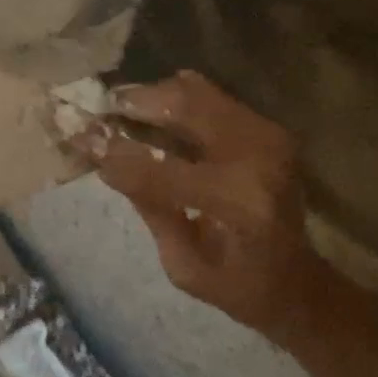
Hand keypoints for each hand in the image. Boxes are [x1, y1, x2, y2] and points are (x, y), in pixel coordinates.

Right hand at [72, 71, 333, 339]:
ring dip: (150, 96)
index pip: (161, 168)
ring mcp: (267, 136)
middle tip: (96, 108)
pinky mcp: (265, 126)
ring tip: (119, 108)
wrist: (299, 282)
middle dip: (132, 104)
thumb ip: (147, 205)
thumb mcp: (183, 264)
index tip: (78, 138)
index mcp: (241, 205)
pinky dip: (171, 97)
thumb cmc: (238, 285)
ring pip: (192, 91)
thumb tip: (102, 156)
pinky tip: (151, 113)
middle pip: (182, 107)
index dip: (115, 153)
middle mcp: (258, 160)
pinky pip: (206, 94)